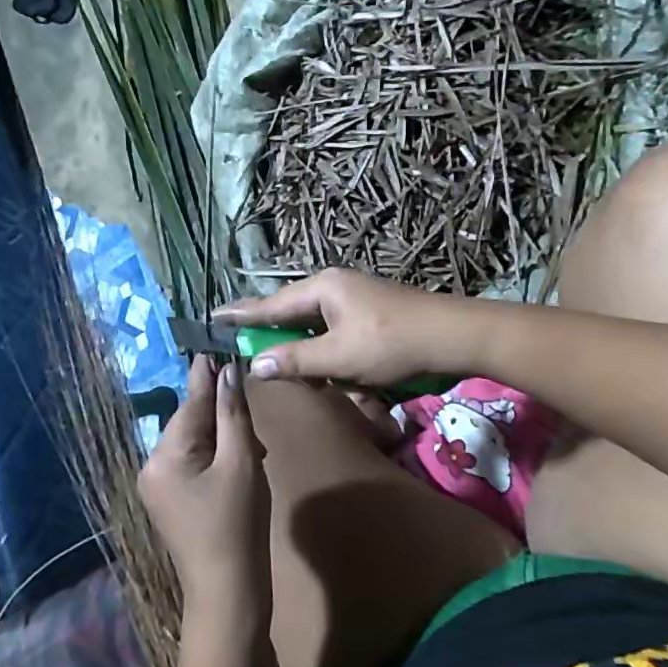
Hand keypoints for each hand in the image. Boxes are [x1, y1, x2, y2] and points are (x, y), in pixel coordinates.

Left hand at [139, 356, 270, 616]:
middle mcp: (152, 466)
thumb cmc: (237, 524)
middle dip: (221, 416)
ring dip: (223, 439)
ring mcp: (158, 487)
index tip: (214, 346)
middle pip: (190, 424)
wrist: (227, 594)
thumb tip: (226, 373)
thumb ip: (232, 415)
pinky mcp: (170, 503)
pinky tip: (239, 466)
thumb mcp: (241, 462)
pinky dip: (216, 459)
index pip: (189, 404)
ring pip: (193, 445)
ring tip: (253, 449)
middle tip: (253, 416)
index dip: (206, 376)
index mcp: (164, 455)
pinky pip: (192, 466)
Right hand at [215, 269, 465, 386]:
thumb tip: (254, 365)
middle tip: (242, 349)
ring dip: (308, 355)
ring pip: (315, 331)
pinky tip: (333, 377)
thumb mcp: (339, 356)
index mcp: (323, 289)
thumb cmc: (393, 343)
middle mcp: (335, 289)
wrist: (455, 339)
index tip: (213, 318)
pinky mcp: (370, 320)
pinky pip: (337, 338)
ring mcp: (354, 303)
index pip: (270, 305)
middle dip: (273, 338)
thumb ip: (295, 360)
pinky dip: (332, 358)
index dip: (241, 316)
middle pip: (291, 316)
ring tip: (289, 370)